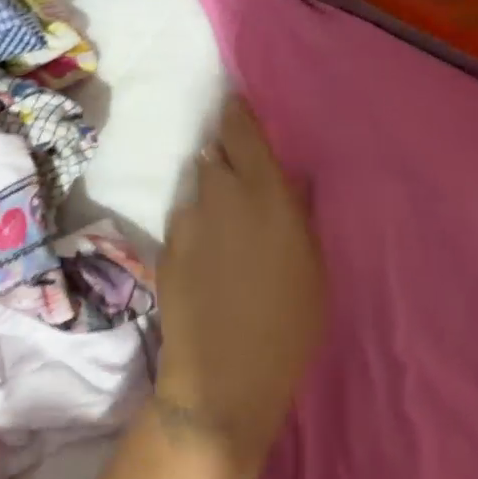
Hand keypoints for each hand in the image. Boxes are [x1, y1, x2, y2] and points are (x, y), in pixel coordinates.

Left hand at [154, 97, 323, 465]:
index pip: (242, 130)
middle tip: (241, 169)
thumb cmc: (288, 322)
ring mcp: (187, 220)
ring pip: (197, 186)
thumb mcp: (312, 266)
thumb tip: (293, 178)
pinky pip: (184, 219)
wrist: (223, 372)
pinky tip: (208, 252)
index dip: (238, 114)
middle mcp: (221, 194)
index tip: (239, 106)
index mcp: (265, 191)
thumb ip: (300, 213)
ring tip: (226, 217)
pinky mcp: (165, 246)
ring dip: (211, 189)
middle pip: (214, 151)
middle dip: (225, 152)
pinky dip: (196, 223)